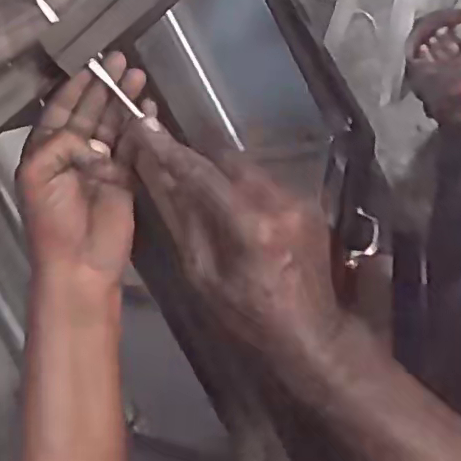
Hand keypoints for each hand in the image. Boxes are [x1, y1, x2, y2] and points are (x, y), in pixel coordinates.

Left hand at [16, 53, 147, 296]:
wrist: (80, 262)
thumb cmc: (52, 219)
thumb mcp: (38, 174)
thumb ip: (60, 142)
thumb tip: (94, 137)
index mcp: (46, 149)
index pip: (60, 108)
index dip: (74, 86)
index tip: (90, 65)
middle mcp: (73, 151)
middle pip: (90, 110)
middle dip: (105, 85)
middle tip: (121, 60)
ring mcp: (100, 162)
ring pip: (113, 123)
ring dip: (124, 99)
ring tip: (137, 75)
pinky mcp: (125, 175)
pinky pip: (132, 144)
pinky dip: (140, 125)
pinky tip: (148, 106)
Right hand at [126, 122, 346, 367]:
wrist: (315, 334)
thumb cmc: (250, 315)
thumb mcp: (203, 274)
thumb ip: (182, 219)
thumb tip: (158, 174)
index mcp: (251, 225)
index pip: (201, 172)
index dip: (169, 148)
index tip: (145, 126)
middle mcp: (279, 200)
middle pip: (226, 157)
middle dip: (196, 155)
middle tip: (170, 158)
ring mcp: (299, 197)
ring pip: (246, 165)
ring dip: (220, 170)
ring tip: (202, 188)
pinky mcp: (309, 200)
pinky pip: (264, 179)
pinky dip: (242, 184)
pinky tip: (234, 207)